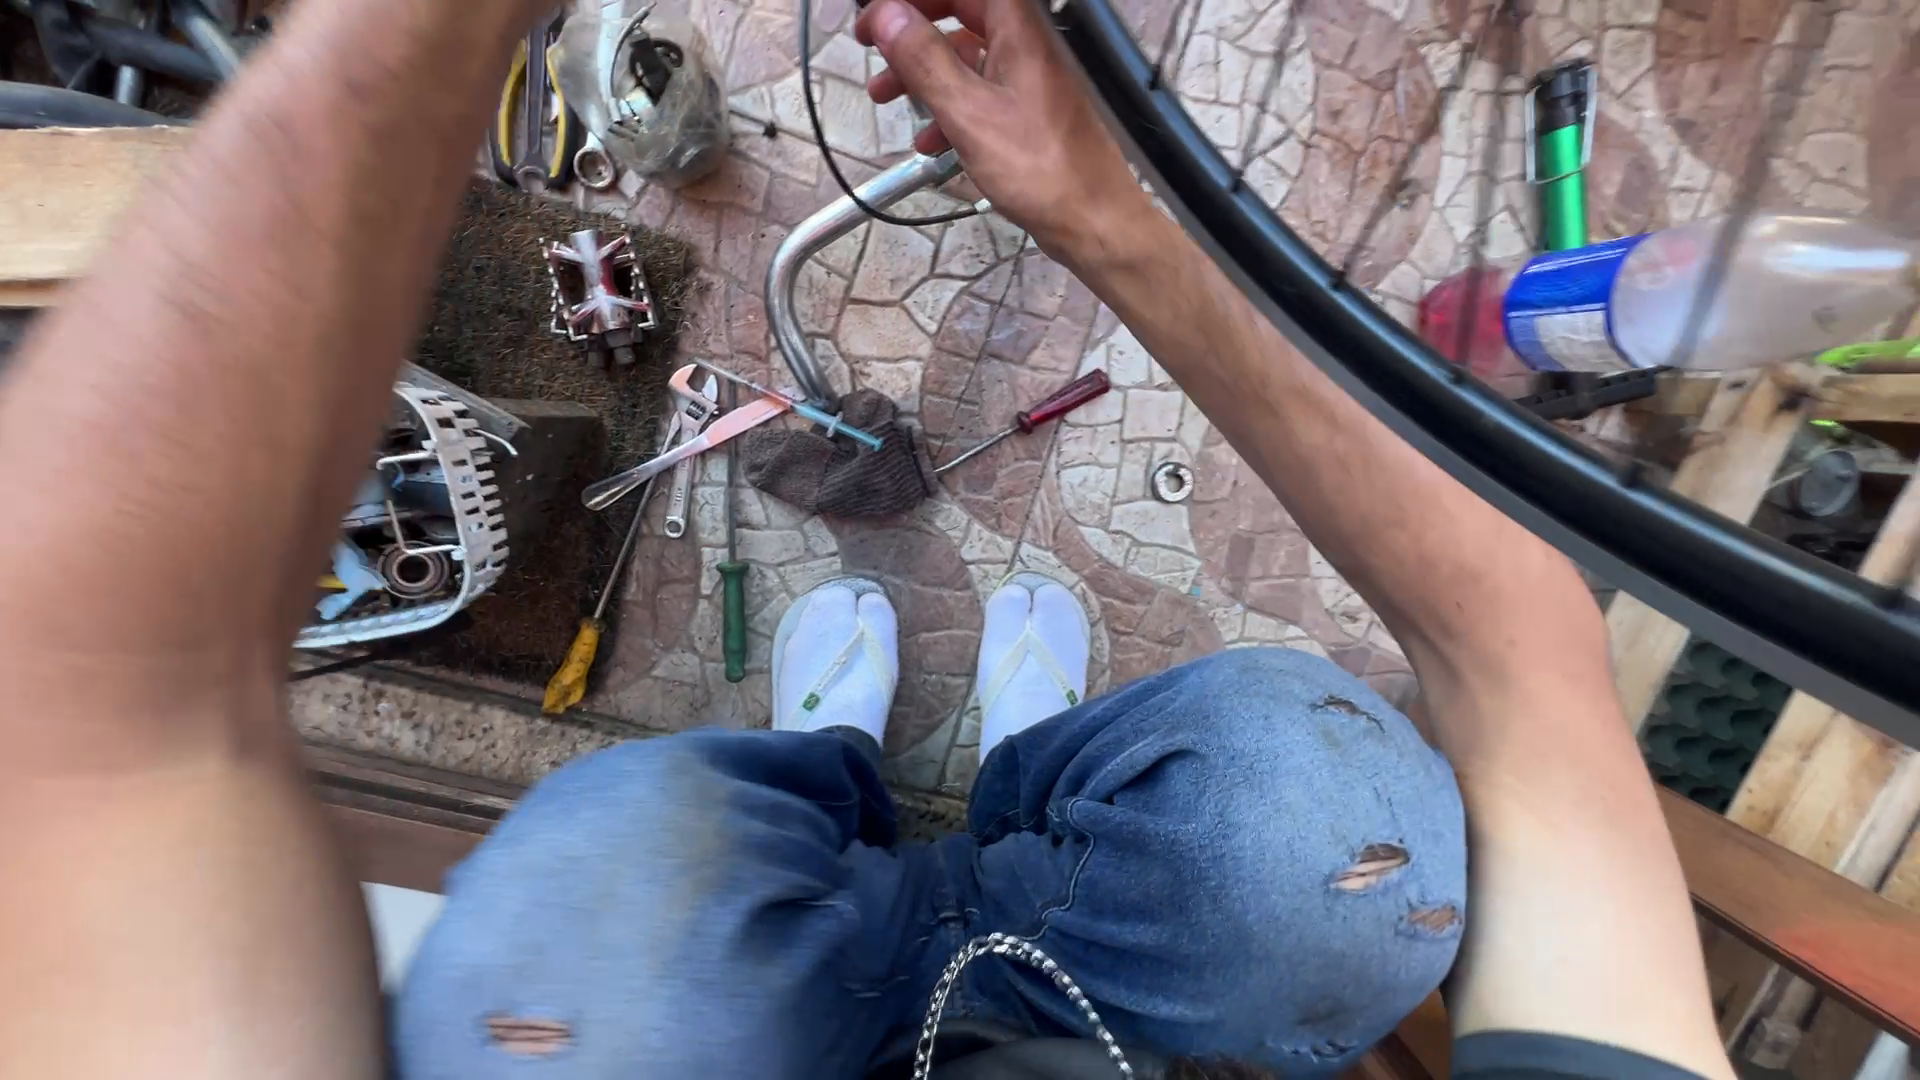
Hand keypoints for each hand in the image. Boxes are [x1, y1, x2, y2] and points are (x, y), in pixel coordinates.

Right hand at [856, 0, 1157, 269]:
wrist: (1092, 221)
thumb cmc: (1039, 169)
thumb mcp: (970, 115)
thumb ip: (926, 63)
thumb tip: (887, 17)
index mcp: (1016, 28)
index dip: (912, 0)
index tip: (872, 21)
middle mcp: (1025, 46)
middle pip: (959, 18)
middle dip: (911, 35)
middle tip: (871, 51)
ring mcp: (1028, 84)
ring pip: (966, 63)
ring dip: (923, 77)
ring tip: (885, 96)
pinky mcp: (1029, 119)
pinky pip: (981, 101)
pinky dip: (950, 114)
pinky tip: (929, 142)